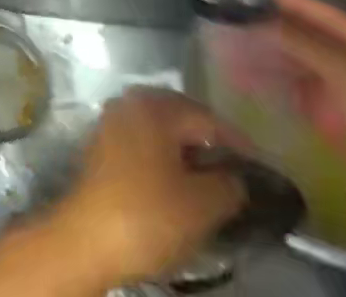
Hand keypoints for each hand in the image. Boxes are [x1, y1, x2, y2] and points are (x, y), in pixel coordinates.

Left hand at [45, 87, 247, 287]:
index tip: (261, 169)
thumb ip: (229, 185)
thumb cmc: (147, 216)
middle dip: (210, 145)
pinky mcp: (101, 147)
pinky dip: (163, 160)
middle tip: (236, 174)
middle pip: (182, 120)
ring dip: (186, 153)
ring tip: (210, 183)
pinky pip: (142, 144)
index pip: (208, 119)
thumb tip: (236, 179)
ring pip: (161, 132)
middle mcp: (131, 103)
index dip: (238, 145)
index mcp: (155, 107)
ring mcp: (111, 123)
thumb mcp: (202, 205)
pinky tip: (177, 185)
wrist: (85, 241)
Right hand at [210, 0, 345, 240]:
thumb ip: (299, 41)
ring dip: (262, 61)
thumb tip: (252, 18)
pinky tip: (247, 90)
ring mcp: (342, 92)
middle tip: (217, 31)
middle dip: (261, 31)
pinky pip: (297, 98)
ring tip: (222, 59)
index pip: (308, 6)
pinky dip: (273, 90)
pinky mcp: (336, 125)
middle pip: (298, 36)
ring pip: (293, 66)